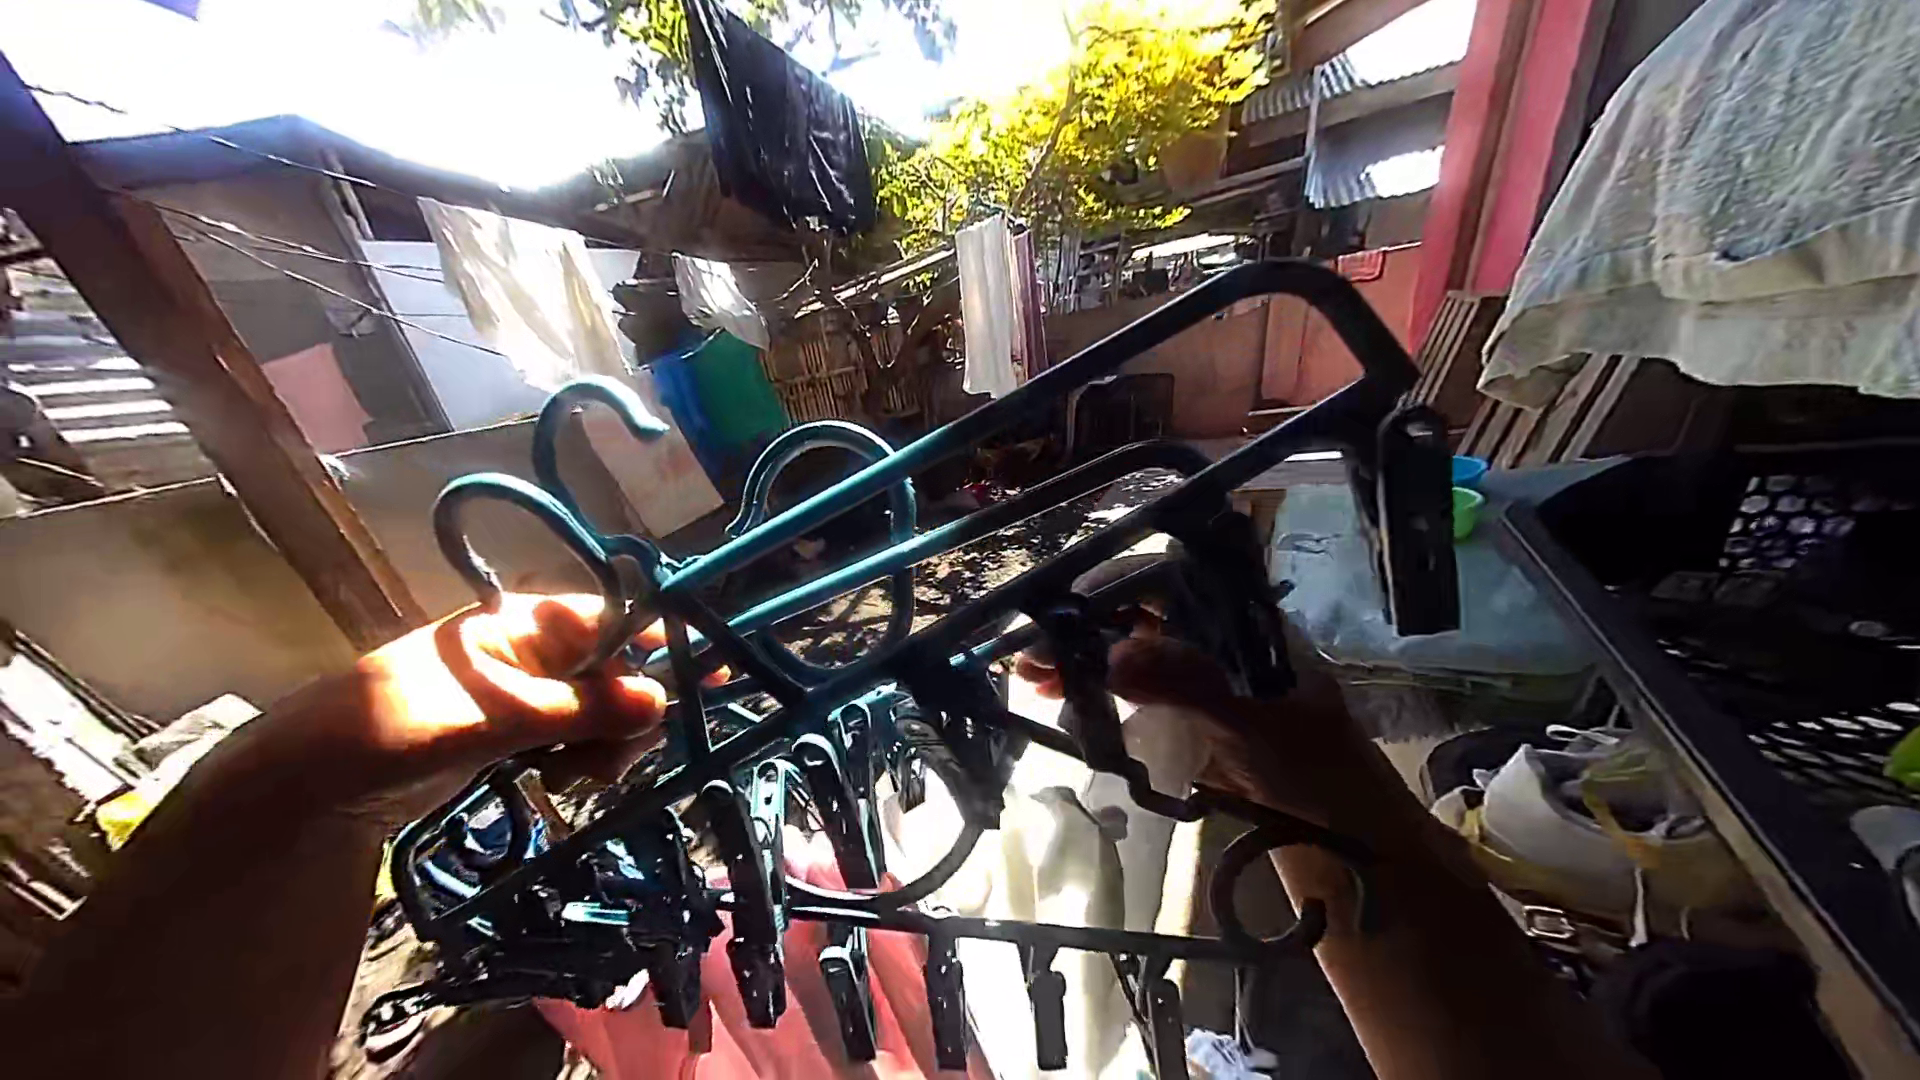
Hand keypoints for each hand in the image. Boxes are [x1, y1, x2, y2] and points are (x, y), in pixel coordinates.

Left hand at [198, 593, 693, 828]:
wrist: (307, 785)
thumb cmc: (397, 724)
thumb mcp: (496, 716)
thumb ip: (585, 708)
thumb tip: (663, 701)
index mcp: (538, 623)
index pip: (626, 619)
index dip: (673, 643)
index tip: (715, 673)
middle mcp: (547, 649)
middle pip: (627, 671)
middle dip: (634, 715)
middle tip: (614, 760)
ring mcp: (539, 689)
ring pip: (610, 708)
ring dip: (611, 744)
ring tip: (577, 776)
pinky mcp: (529, 725)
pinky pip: (585, 733)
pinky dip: (588, 756)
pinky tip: (565, 777)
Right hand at [1013, 627, 1386, 830]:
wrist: (1337, 826)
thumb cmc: (1311, 763)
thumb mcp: (1253, 719)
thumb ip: (1188, 684)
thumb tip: (1114, 660)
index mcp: (1232, 612)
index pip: (1158, 578)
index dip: (1104, 590)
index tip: (1060, 616)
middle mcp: (1206, 627)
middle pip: (1128, 609)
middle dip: (1078, 627)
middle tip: (1031, 654)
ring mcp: (1190, 662)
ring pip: (1120, 643)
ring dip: (1076, 655)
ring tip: (1032, 676)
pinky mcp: (1176, 698)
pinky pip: (1124, 680)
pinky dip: (1091, 684)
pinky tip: (1059, 694)